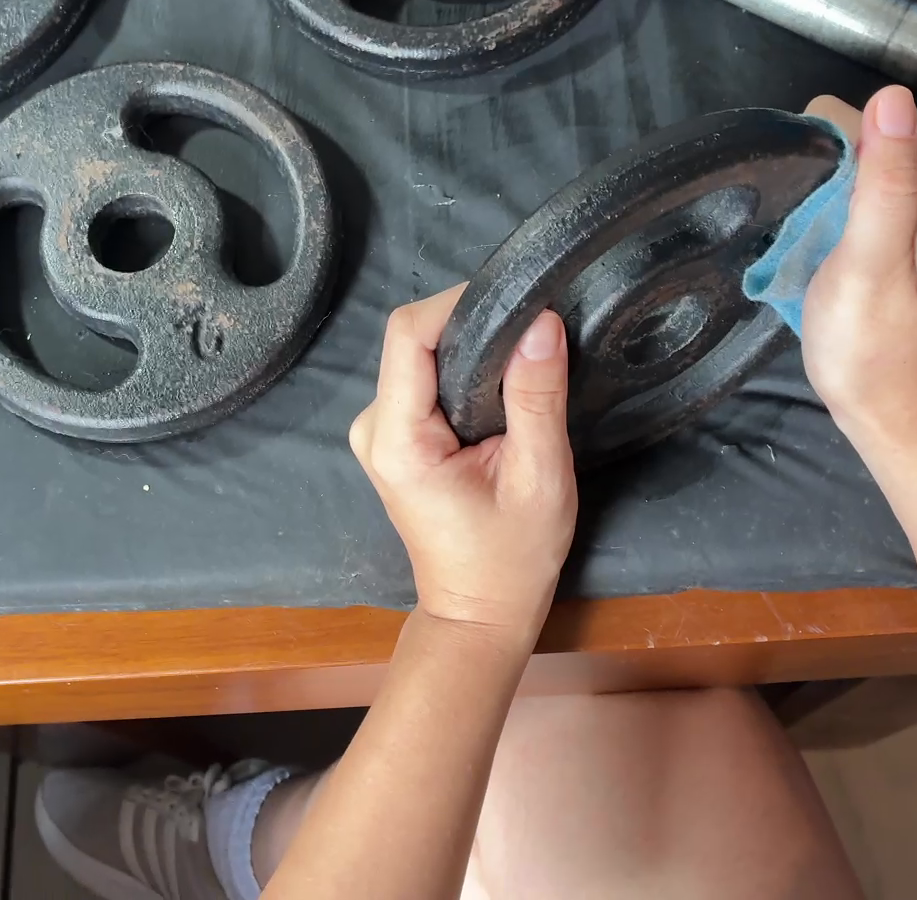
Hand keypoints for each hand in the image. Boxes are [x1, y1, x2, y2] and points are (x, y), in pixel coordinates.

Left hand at [349, 286, 577, 636]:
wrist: (478, 613)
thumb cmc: (512, 557)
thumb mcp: (539, 477)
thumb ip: (537, 397)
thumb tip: (543, 320)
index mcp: (397, 437)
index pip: (408, 334)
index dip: (459, 304)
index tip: (517, 304)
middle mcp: (373, 425)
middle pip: (413, 340)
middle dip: (473, 326)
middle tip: (532, 337)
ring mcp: (378, 431)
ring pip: (420, 355)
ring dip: (471, 349)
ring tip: (522, 365)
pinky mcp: (394, 436)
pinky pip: (424, 378)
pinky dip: (463, 371)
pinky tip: (500, 389)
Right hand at [801, 86, 916, 453]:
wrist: (900, 419)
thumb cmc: (876, 346)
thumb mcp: (872, 259)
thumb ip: (883, 181)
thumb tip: (891, 96)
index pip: (858, 122)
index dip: (809, 144)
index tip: (782, 191)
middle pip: (850, 151)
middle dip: (805, 172)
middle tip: (780, 227)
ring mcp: (906, 231)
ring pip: (843, 186)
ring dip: (806, 202)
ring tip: (783, 244)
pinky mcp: (887, 259)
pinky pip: (842, 219)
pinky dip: (815, 228)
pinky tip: (798, 260)